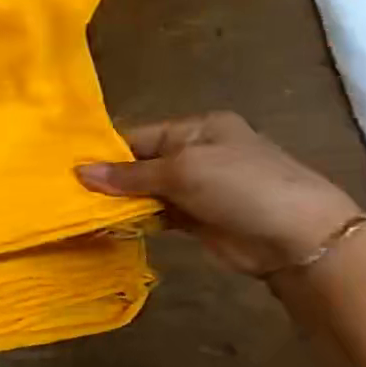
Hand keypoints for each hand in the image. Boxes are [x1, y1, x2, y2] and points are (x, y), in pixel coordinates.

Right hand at [77, 112, 364, 276]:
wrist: (297, 237)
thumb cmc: (240, 186)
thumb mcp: (184, 170)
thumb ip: (131, 174)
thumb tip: (80, 172)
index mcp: (196, 128)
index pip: (139, 135)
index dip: (106, 151)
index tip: (70, 167)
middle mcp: (195, 153)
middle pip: (141, 163)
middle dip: (110, 177)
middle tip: (68, 192)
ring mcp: (198, 187)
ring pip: (147, 190)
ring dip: (121, 201)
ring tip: (80, 209)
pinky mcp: (198, 218)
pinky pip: (159, 214)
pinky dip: (138, 219)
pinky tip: (111, 225)